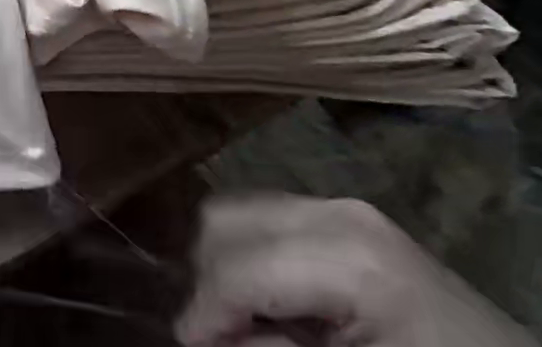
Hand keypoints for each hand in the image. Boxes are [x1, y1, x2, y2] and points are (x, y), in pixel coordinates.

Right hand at [177, 196, 535, 346]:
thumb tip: (209, 338)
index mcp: (352, 261)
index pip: (239, 270)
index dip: (204, 310)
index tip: (188, 342)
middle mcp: (337, 214)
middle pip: (223, 221)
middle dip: (207, 278)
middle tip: (214, 333)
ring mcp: (342, 207)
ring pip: (234, 208)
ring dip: (223, 260)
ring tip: (240, 316)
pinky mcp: (344, 216)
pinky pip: (264, 214)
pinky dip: (249, 250)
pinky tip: (269, 298)